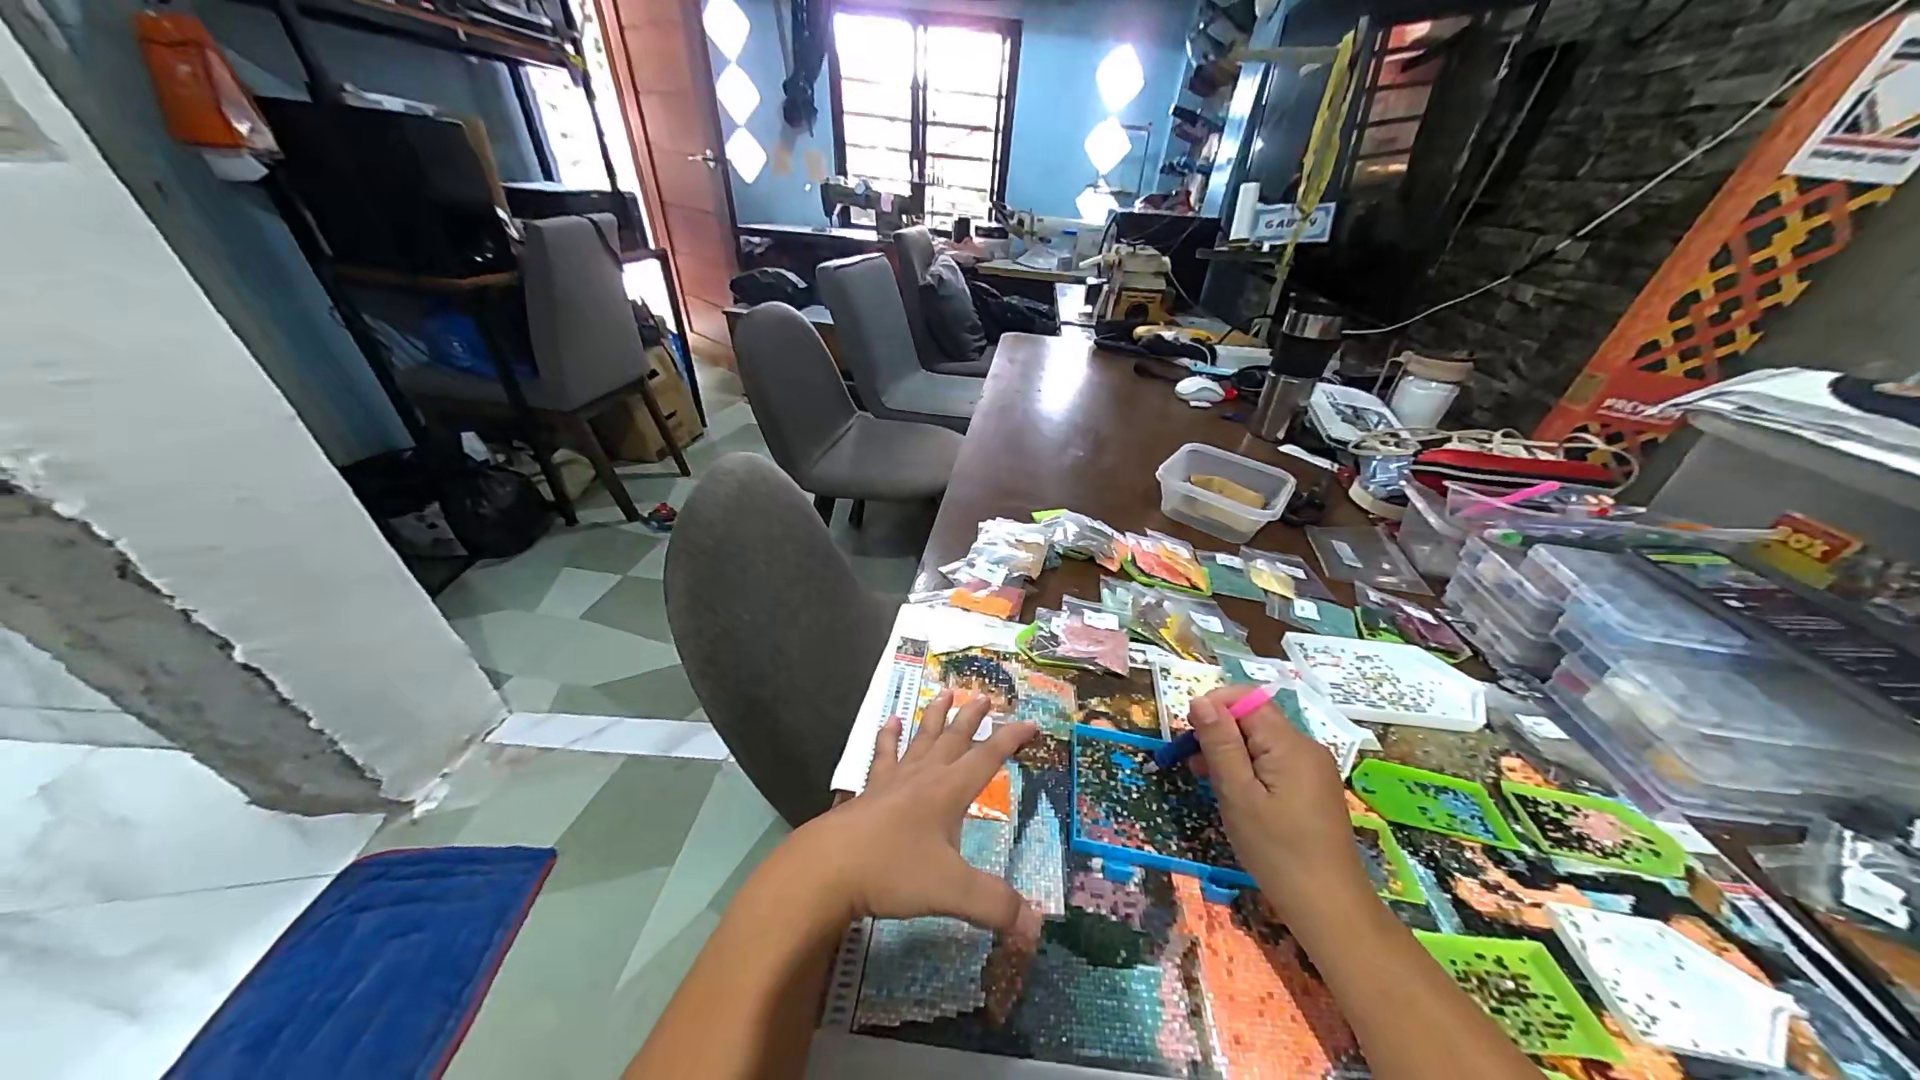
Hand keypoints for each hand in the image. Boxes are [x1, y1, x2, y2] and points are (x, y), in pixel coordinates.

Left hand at [789, 691, 1041, 938]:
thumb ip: (995, 905)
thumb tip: (1037, 926)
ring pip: (921, 739)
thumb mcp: (952, 891)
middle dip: (972, 717)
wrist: (827, 868)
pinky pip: (883, 756)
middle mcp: (924, 777)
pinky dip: (888, 737)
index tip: (1031, 723)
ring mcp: (894, 781)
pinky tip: (890, 721)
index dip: (1011, 739)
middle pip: (953, 738)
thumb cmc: (893, 872)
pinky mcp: (870, 792)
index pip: (988, 757)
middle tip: (986, 696)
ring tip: (946, 691)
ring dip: (935, 715)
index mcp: (949, 791)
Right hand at [1188, 686, 1370, 918]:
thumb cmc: (1276, 850)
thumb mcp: (1237, 794)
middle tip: (1193, 765)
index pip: (1246, 699)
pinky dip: (1249, 767)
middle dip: (1219, 732)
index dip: (1213, 707)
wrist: (1329, 906)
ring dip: (1230, 751)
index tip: (1188, 736)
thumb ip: (1219, 743)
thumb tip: (1200, 700)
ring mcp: (1312, 767)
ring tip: (1208, 781)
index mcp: (1289, 743)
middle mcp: (1305, 746)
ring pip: (1261, 740)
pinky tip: (1235, 793)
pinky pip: (1274, 760)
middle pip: (1254, 718)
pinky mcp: (1313, 787)